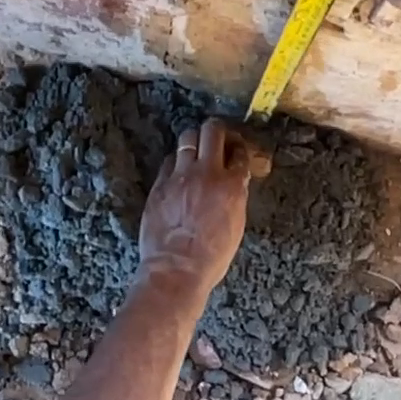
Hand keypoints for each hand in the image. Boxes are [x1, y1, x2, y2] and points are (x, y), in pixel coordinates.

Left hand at [138, 119, 249, 297]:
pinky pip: (169, 161)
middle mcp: (207, 173)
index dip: (239, 150)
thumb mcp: (236, 226)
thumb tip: (234, 183)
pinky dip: (176, 162)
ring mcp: (180, 177)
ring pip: (187, 138)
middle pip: (212, 130)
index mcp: (232, 186)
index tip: (236, 154)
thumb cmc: (212, 257)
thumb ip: (236, 197)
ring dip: (194, 141)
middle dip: (217, 131)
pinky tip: (178, 173)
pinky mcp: (160, 185)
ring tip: (195, 153)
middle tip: (218, 141)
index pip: (240, 152)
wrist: (177, 269)